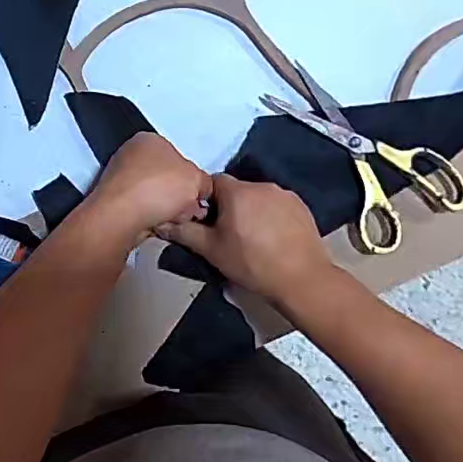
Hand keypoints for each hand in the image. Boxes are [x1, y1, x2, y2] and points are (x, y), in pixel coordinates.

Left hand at [79, 133, 211, 241]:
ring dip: (168, 210)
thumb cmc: (153, 188)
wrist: (122, 217)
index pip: (178, 156)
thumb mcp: (197, 179)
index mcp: (148, 139)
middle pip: (167, 179)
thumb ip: (204, 182)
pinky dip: (152, 219)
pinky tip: (158, 224)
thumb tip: (202, 189)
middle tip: (189, 207)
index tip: (197, 189)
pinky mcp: (115, 204)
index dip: (191, 176)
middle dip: (180, 196)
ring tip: (172, 217)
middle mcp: (130, 156)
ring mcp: (120, 181)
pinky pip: (142, 213)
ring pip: (156, 199)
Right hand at [156, 175, 336, 301]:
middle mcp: (262, 186)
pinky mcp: (301, 207)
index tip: (206, 221)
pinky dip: (270, 216)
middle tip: (226, 234)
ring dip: (250, 211)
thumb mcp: (211, 250)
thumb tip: (161, 223)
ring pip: (257, 197)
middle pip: (236, 190)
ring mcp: (284, 195)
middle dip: (228, 207)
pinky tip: (271, 239)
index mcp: (237, 192)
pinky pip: (277, 205)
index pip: (212, 182)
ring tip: (251, 239)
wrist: (301, 279)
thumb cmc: (252, 264)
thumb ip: (184, 233)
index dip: (205, 200)